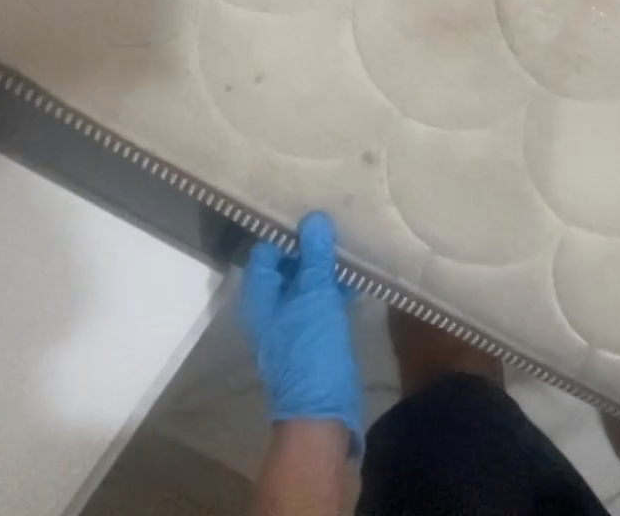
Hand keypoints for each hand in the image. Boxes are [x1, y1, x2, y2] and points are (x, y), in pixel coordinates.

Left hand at [238, 212, 363, 455]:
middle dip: (311, 244)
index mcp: (261, 295)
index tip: (314, 210)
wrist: (322, 409)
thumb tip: (315, 218)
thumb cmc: (310, 348)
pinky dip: (336, 285)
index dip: (287, 230)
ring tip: (352, 239)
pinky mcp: (315, 332)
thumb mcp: (314, 296)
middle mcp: (272, 305)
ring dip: (326, 264)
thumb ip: (314, 257)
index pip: (267, 250)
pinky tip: (359, 273)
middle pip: (288, 264)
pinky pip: (323, 299)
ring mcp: (294, 320)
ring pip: (308, 281)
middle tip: (339, 219)